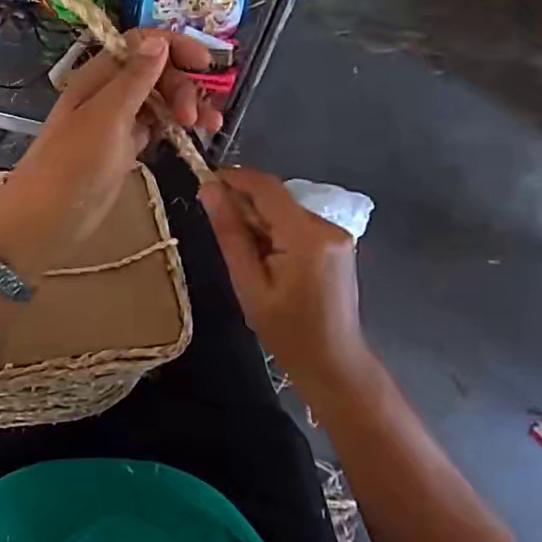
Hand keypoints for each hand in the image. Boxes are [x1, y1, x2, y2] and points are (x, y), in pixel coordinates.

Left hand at [0, 29, 221, 272]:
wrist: (46, 220)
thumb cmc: (73, 165)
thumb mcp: (107, 117)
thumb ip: (134, 79)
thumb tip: (159, 41)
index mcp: (99, 76)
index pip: (140, 43)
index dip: (174, 46)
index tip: (205, 63)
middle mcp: (109, 92)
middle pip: (156, 71)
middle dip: (183, 85)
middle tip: (195, 116)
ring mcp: (118, 121)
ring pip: (159, 99)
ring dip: (186, 105)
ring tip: (210, 126)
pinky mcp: (125, 147)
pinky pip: (156, 125)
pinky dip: (175, 126)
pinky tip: (192, 135)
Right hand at [202, 167, 367, 381]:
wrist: (334, 363)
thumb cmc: (287, 332)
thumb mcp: (249, 285)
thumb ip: (230, 233)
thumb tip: (209, 189)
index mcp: (307, 236)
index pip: (266, 187)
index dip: (234, 178)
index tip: (204, 182)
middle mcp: (327, 225)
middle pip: (276, 198)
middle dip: (245, 206)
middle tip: (220, 232)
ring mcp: (337, 232)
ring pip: (285, 209)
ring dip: (260, 221)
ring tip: (246, 257)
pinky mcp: (337, 242)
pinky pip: (298, 223)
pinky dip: (277, 231)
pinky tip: (267, 260)